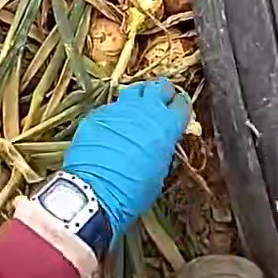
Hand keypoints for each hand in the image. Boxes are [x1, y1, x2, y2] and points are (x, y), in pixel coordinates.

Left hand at [60, 79, 191, 237]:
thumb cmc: (135, 189)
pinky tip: (113, 126)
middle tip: (160, 103)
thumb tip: (161, 141)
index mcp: (167, 123)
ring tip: (137, 108)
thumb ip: (163, 147)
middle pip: (160, 86)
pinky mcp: (98, 114)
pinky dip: (116, 113)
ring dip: (139, 96)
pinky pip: (112, 107)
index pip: (181, 102)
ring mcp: (120, 108)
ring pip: (134, 89)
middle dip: (162, 92)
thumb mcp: (160, 170)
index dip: (180, 106)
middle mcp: (146, 109)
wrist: (95, 190)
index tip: (178, 112)